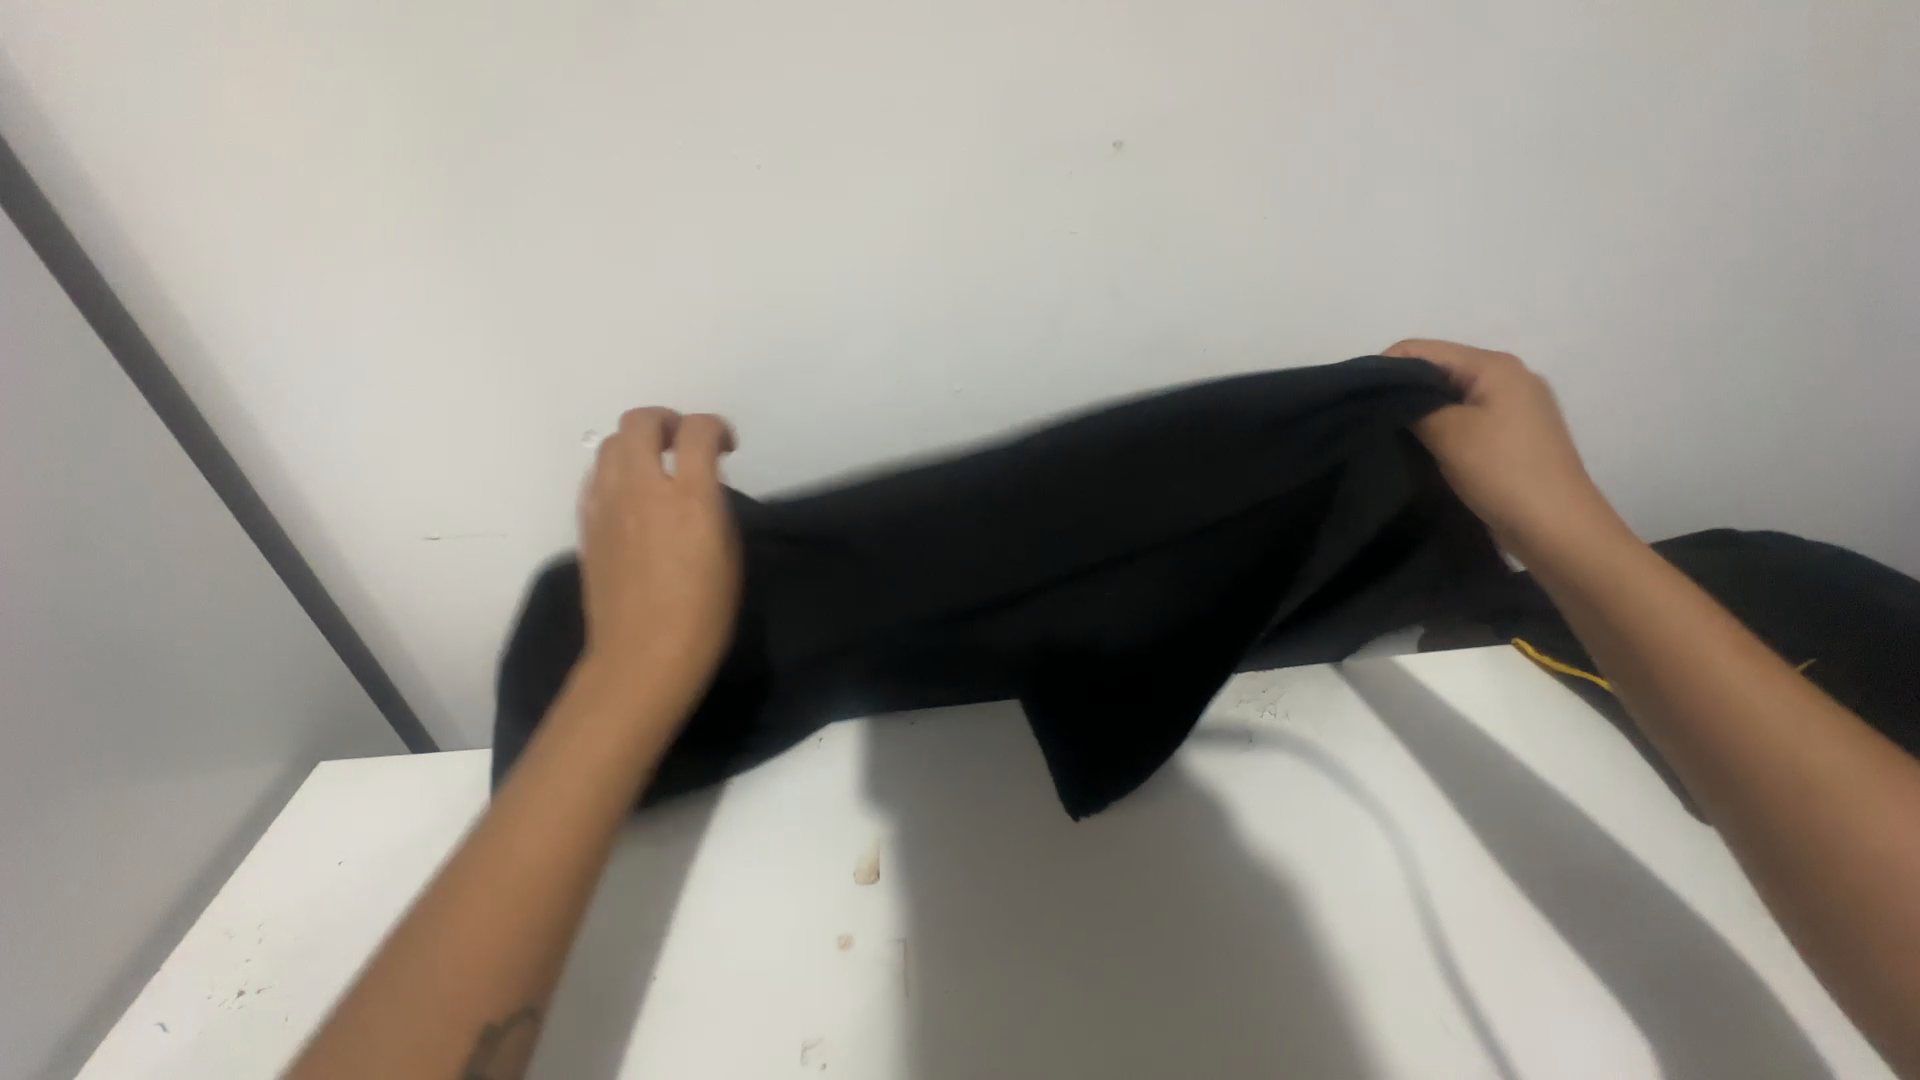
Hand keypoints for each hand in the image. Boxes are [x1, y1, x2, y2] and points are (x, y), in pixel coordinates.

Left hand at [577, 408, 742, 711]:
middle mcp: (643, 489)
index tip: (725, 446)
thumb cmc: (704, 613)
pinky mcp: (586, 524)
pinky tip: (631, 498)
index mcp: (690, 498)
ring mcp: (607, 505)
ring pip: (610, 443)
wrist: (644, 655)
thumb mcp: (729, 553)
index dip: (715, 427)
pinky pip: (596, 478)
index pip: (697, 430)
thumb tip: (702, 487)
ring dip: (636, 444)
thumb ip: (714, 507)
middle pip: (640, 421)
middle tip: (683, 443)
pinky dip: (616, 473)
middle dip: (666, 421)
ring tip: (655, 469)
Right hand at [1383, 339, 1627, 556]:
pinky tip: (1420, 448)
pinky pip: (1463, 417)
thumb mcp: (1447, 432)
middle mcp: (1507, 377)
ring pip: (1447, 396)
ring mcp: (1513, 406)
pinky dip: (1437, 427)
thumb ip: (1412, 406)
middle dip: (1400, 391)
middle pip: (1435, 370)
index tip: (1356, 401)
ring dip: (1418, 412)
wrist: (1555, 527)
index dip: (1382, 370)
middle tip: (1367, 420)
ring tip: (1389, 436)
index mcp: (1493, 366)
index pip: (1420, 350)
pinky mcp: (1510, 434)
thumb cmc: (1502, 471)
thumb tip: (1386, 398)